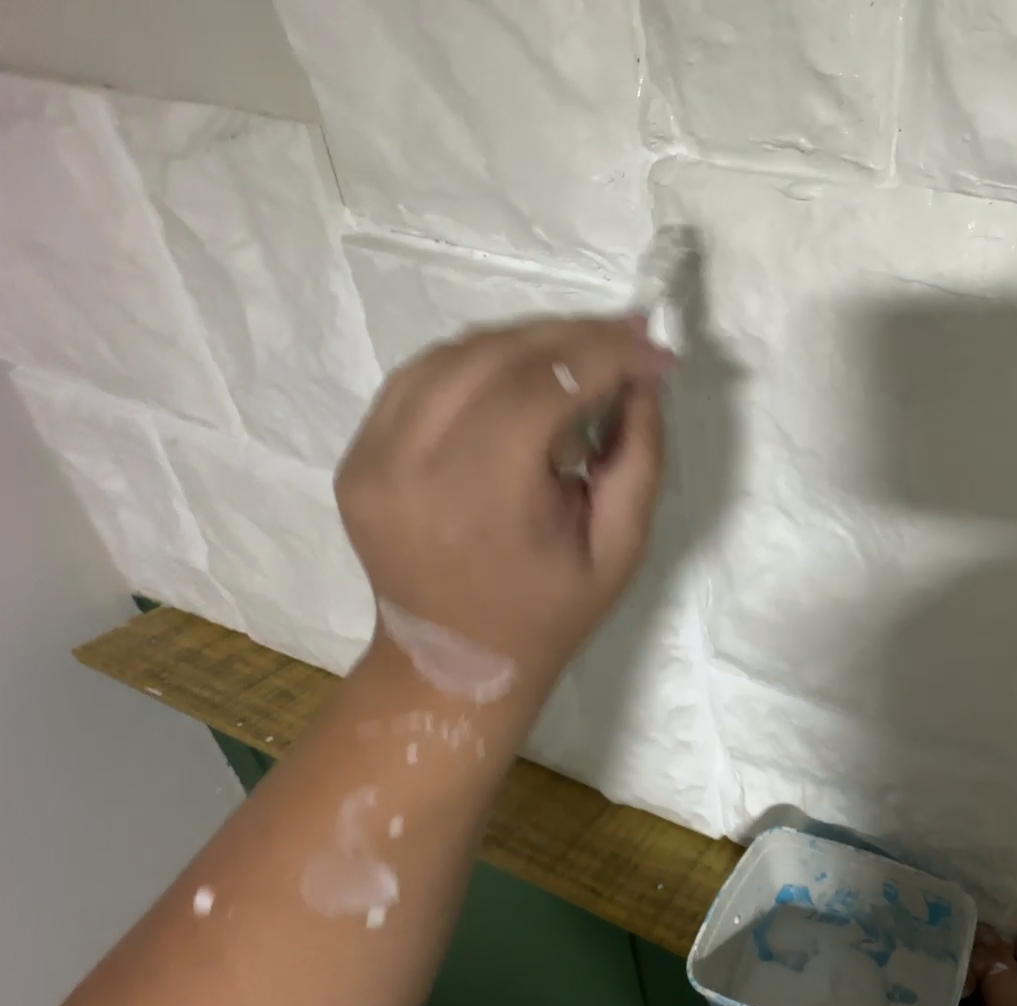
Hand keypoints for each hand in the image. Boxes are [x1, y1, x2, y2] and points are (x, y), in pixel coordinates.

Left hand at [336, 316, 671, 697]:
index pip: (543, 387)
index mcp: (481, 501)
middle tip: (633, 334)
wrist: (455, 660)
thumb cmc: (552, 613)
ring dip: (531, 339)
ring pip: (456, 354)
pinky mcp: (358, 454)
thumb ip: (639, 457)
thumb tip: (644, 379)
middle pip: (496, 356)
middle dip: (575, 335)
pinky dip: (484, 358)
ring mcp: (371, 456)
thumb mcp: (623, 546)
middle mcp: (410, 466)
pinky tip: (528, 370)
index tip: (658, 352)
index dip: (607, 356)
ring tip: (588, 350)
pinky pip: (423, 376)